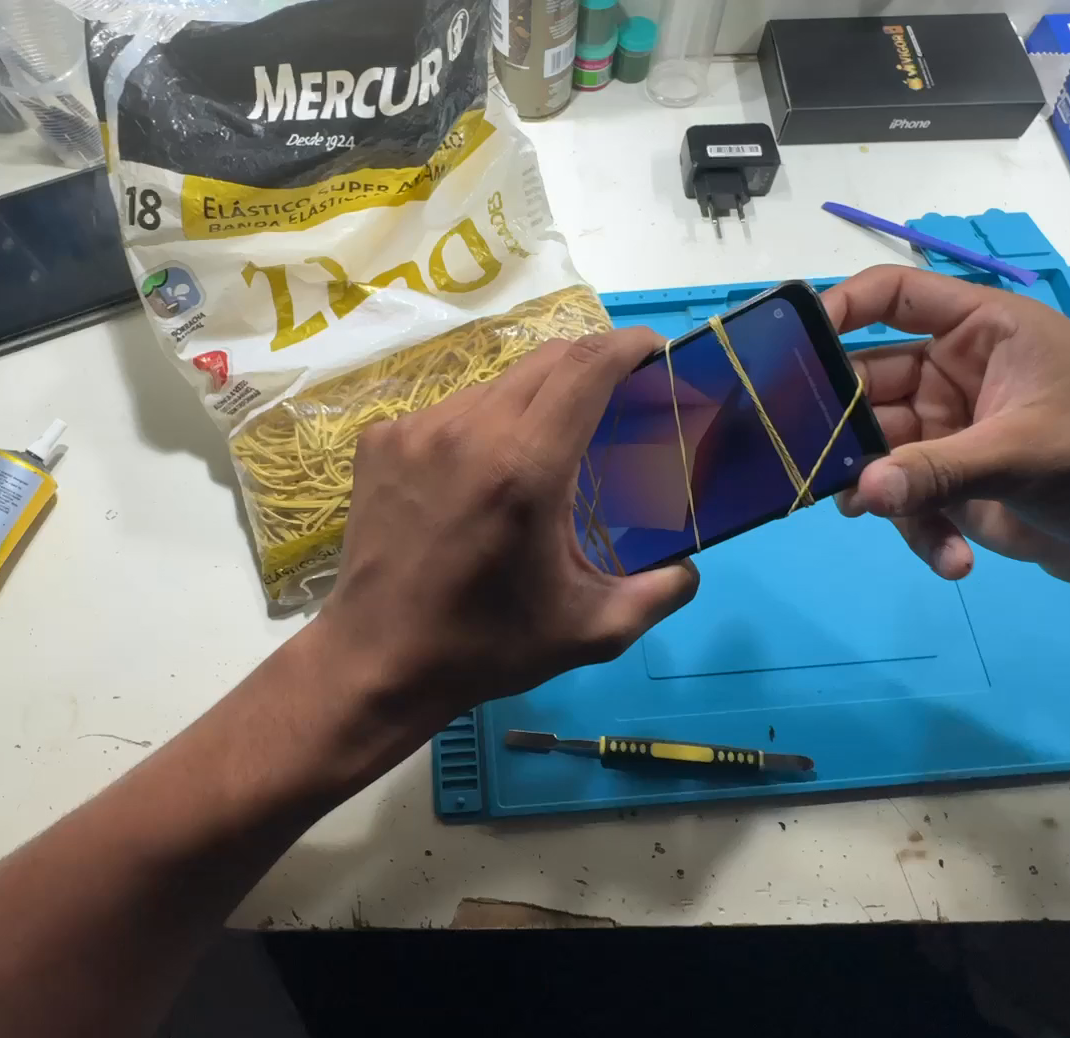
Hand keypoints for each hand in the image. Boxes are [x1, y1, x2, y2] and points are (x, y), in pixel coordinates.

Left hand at [311, 327, 699, 754]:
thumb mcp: (592, 631)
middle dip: (590, 367)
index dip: (629, 345)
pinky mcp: (380, 441)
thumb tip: (689, 568)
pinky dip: (479, 427)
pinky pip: (448, 412)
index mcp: (526, 466)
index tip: (654, 352)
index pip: (588, 365)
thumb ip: (660, 594)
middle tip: (612, 402)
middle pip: (545, 361)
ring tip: (542, 447)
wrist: (380, 661)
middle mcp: (468, 429)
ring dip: (532, 401)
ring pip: (495, 385)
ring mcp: (415, 429)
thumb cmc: (487, 646)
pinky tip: (478, 474)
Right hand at [822, 265, 1069, 587]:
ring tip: (881, 515)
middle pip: (865, 383)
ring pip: (874, 450)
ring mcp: (945, 432)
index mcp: (982, 333)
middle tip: (805, 459)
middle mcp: (952, 375)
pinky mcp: (946, 484)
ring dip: (875, 488)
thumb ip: (937, 470)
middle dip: (840, 425)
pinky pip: (902, 499)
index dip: (839, 307)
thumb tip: (857, 494)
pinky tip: (951, 559)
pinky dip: (916, 529)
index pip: (895, 297)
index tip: (786, 345)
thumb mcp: (1029, 452)